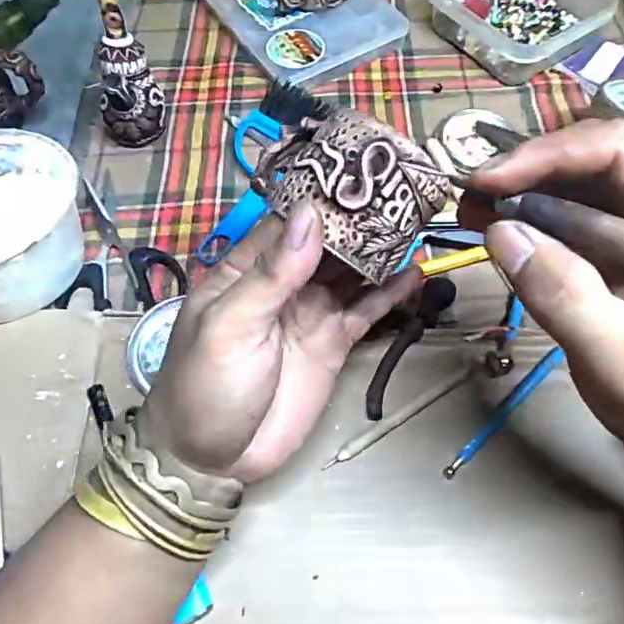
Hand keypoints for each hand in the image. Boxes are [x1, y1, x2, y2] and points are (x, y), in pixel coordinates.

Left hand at [144, 203, 419, 482]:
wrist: (213, 455)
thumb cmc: (207, 384)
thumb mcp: (230, 325)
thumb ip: (271, 274)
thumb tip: (310, 214)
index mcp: (246, 270)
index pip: (287, 221)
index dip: (321, 196)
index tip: (360, 167)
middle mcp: (281, 284)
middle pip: (326, 242)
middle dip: (359, 218)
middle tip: (403, 188)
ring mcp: (309, 313)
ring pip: (351, 272)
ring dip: (380, 249)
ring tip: (417, 220)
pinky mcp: (332, 344)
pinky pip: (365, 311)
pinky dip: (389, 292)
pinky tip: (415, 272)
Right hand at [459, 119, 623, 480]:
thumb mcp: (622, 357)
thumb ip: (561, 292)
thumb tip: (499, 230)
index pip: (620, 151)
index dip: (544, 156)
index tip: (481, 183)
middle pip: (599, 159)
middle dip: (528, 172)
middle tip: (466, 197)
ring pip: (584, 186)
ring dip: (525, 194)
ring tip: (470, 210)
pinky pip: (580, 221)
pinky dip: (534, 221)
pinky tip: (496, 228)